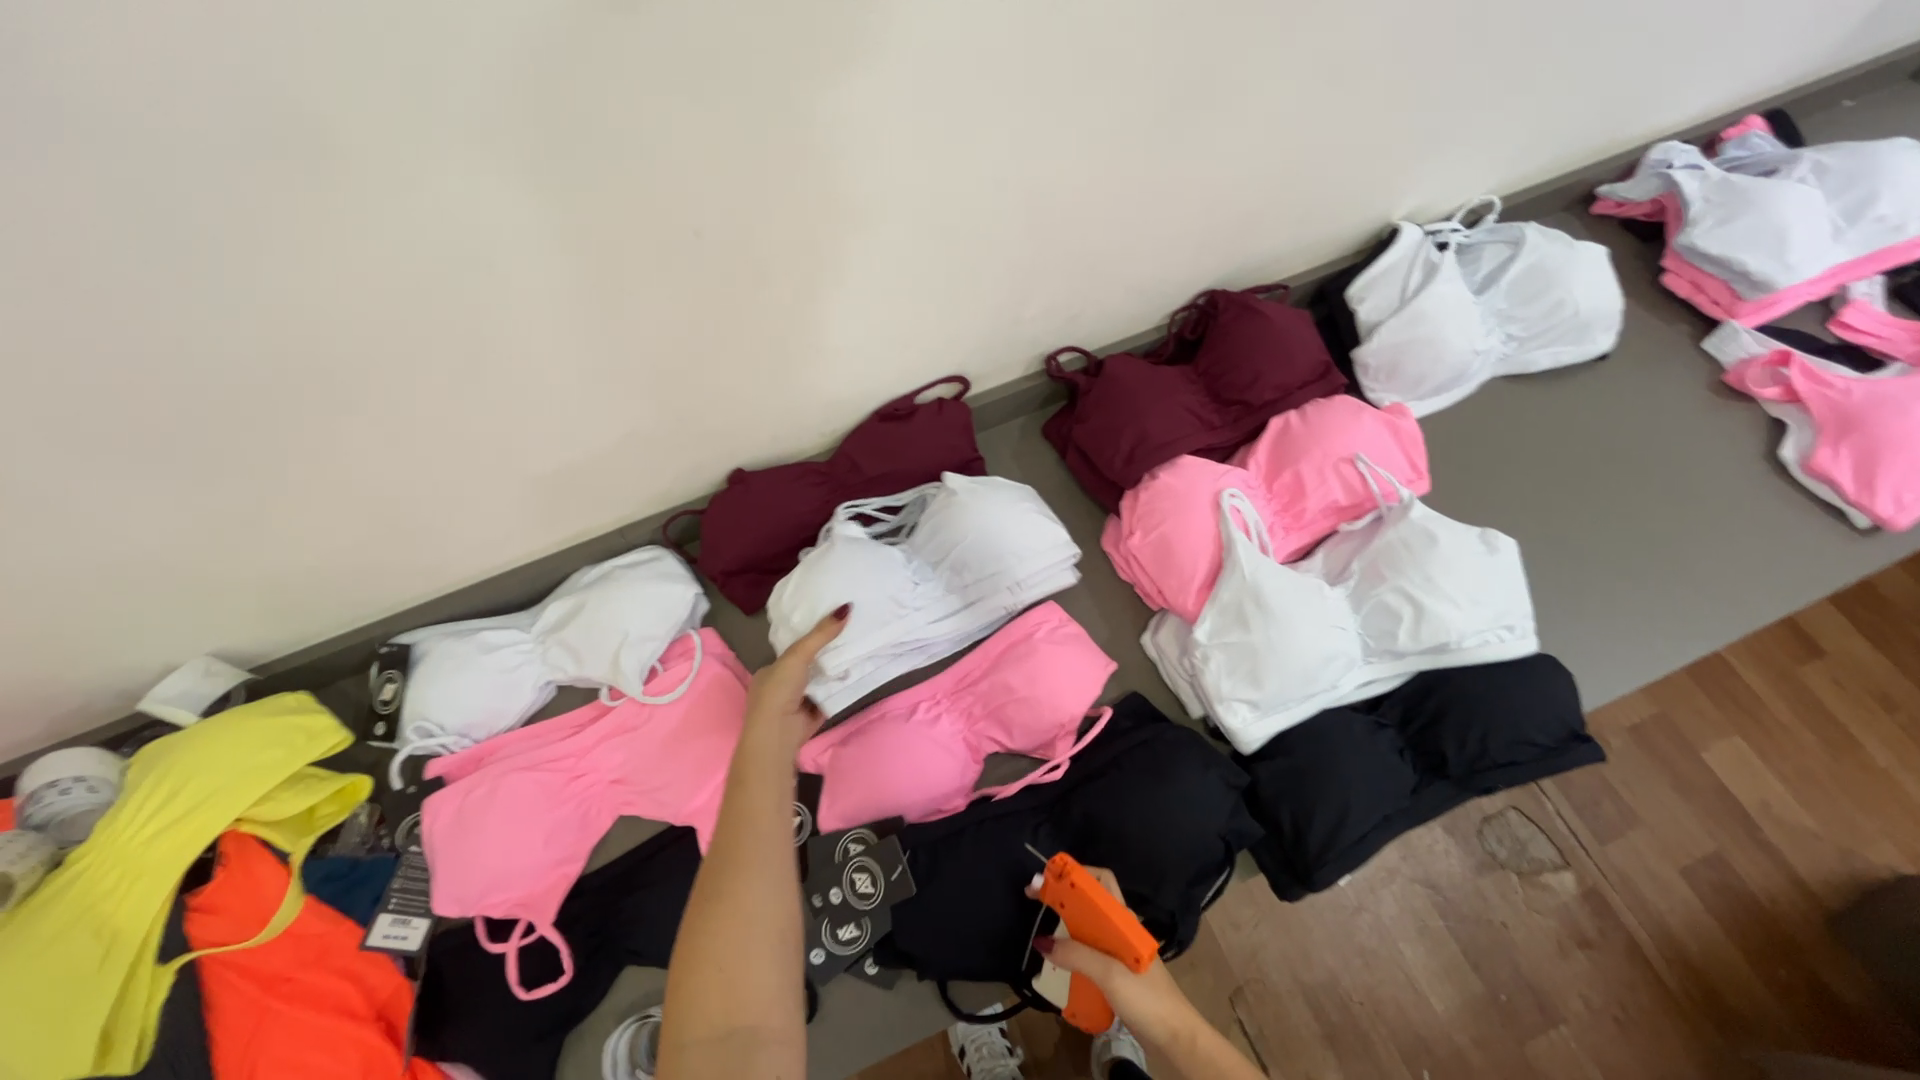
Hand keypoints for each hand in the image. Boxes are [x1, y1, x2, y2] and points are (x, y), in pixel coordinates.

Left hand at [740, 603, 848, 756]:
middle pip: (810, 664)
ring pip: (821, 680)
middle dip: (828, 654)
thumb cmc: (779, 690)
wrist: (778, 733)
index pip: (793, 649)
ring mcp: (798, 701)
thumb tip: (847, 607)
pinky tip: (859, 673)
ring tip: (861, 649)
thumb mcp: (798, 655)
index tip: (833, 624)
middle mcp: (783, 685)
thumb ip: (820, 634)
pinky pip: (831, 696)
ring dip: (837, 671)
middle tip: (853, 634)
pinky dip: (842, 688)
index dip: (812, 637)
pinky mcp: (814, 714)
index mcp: (771, 670)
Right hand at [1027, 866, 1204, 1052]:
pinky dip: (1072, 951)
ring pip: (1088, 929)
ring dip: (1065, 925)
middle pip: (1090, 903)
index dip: (1073, 875)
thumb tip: (1041, 942)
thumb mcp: (1110, 975)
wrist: (1176, 1039)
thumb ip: (1077, 956)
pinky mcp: (1116, 973)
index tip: (1044, 879)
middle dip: (1062, 897)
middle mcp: (1121, 930)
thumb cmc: (1148, 1000)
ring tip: (1041, 932)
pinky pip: (1089, 953)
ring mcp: (1119, 953)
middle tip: (1033, 901)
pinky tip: (1059, 963)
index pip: (1100, 881)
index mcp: (1124, 921)